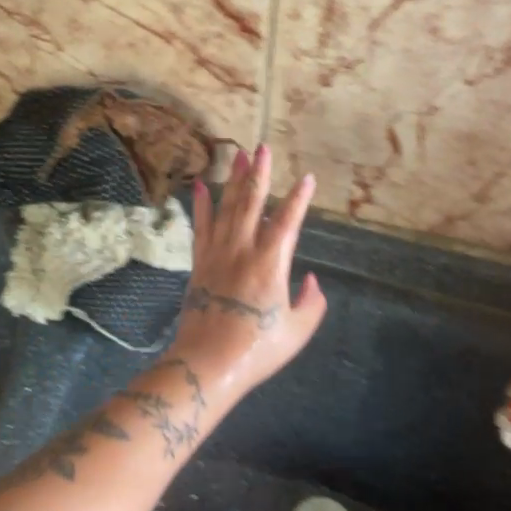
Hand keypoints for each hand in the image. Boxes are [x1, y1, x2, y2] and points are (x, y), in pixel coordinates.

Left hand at [173, 144, 326, 390]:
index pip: (287, 221)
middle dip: (259, 173)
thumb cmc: (257, 350)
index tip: (307, 179)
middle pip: (251, 203)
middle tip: (262, 147)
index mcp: (270, 264)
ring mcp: (217, 254)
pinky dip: (201, 205)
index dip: (299, 199)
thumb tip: (310, 280)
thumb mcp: (297, 331)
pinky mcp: (199, 263)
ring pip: (226, 208)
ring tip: (238, 154)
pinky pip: (200, 227)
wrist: (208, 363)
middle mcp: (242, 250)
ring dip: (233, 180)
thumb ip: (311, 303)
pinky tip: (201, 186)